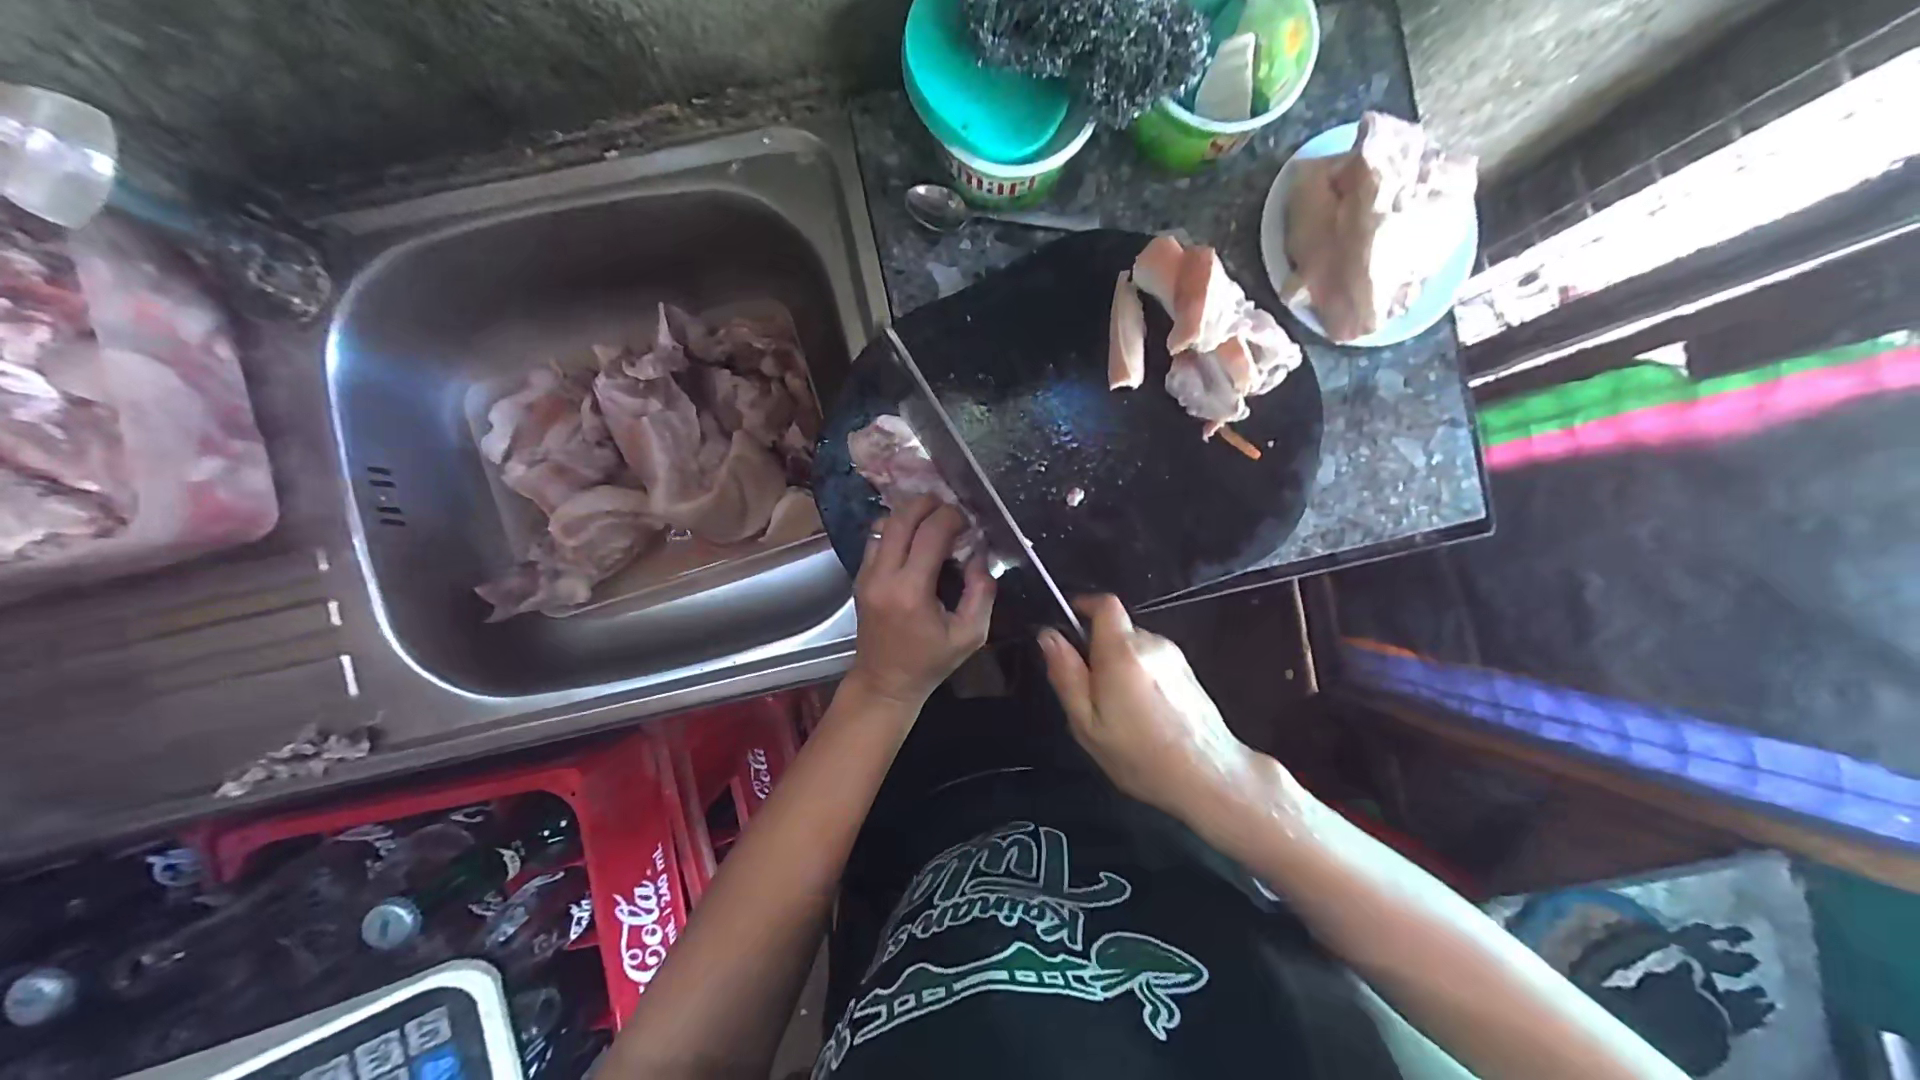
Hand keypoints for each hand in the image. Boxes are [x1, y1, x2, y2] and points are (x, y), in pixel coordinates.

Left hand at [848, 496, 995, 708]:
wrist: (884, 682)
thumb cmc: (930, 662)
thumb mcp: (970, 635)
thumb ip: (981, 592)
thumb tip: (979, 555)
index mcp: (911, 591)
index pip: (930, 534)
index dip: (952, 517)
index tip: (967, 519)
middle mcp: (883, 576)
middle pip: (901, 519)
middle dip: (927, 504)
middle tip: (949, 506)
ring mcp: (866, 575)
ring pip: (884, 525)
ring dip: (909, 514)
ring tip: (933, 518)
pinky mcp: (859, 577)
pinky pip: (876, 540)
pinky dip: (896, 529)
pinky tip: (915, 536)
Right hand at [1039, 595, 1268, 828]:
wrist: (1210, 778)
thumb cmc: (1141, 755)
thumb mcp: (1086, 723)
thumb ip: (1066, 674)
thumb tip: (1048, 636)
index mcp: (1122, 651)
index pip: (1105, 604)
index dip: (1084, 605)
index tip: (1069, 625)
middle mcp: (1151, 644)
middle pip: (1117, 629)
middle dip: (1098, 650)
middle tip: (1089, 692)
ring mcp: (1174, 657)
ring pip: (1134, 647)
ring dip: (1120, 666)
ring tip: (1117, 710)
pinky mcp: (1188, 672)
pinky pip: (1152, 661)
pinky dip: (1140, 677)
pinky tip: (1143, 714)